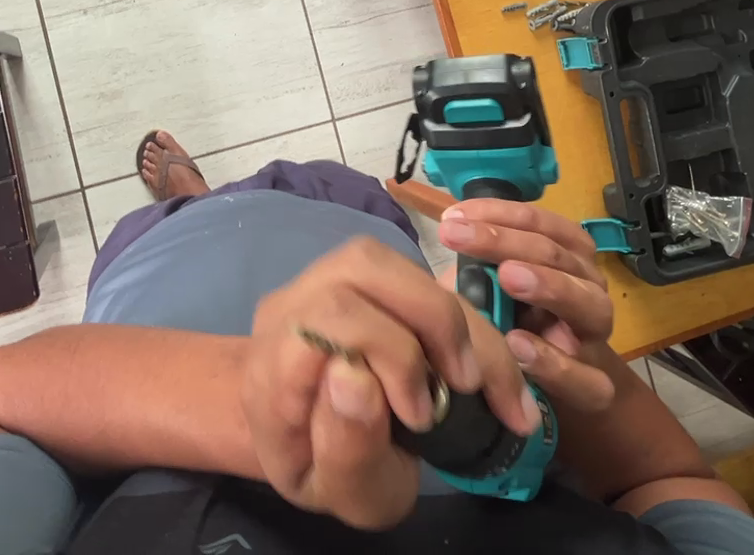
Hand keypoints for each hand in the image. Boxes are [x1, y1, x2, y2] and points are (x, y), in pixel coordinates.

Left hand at [244, 237, 537, 528]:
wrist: (308, 439)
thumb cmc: (327, 472)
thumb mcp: (343, 493)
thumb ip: (345, 448)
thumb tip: (355, 375)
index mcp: (272, 367)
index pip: (326, 316)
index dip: (390, 352)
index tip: (421, 415)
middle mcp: (290, 309)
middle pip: (361, 267)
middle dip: (431, 319)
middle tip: (463, 385)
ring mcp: (318, 283)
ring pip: (387, 259)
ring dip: (448, 312)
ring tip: (474, 376)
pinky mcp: (356, 278)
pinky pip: (406, 271)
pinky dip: (459, 315)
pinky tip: (481, 366)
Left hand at [436, 200, 617, 413]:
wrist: (549, 383)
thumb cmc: (512, 317)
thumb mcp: (488, 285)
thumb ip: (475, 265)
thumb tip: (449, 237)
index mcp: (565, 253)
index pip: (539, 222)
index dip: (497, 213)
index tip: (452, 215)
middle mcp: (586, 285)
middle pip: (556, 254)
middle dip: (504, 241)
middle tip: (458, 236)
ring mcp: (595, 335)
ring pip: (590, 304)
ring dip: (549, 285)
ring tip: (507, 277)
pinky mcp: (594, 385)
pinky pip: (588, 377)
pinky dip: (555, 362)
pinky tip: (517, 346)